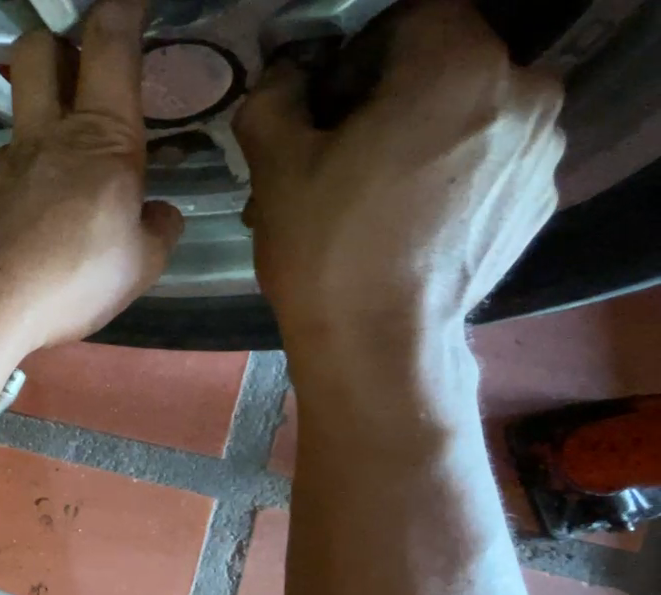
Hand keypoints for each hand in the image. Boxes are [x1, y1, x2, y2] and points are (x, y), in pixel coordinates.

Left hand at [0, 0, 181, 358]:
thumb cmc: (68, 284)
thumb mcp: (140, 265)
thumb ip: (155, 230)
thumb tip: (155, 215)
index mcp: (100, 139)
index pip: (111, 47)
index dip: (121, 11)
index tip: (126, 3)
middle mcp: (39, 142)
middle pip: (36, 57)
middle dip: (51, 44)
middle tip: (69, 68)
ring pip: (12, 137)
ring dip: (32, 153)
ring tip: (44, 212)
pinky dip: (3, 207)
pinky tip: (7, 248)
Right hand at [235, 0, 564, 361]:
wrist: (378, 339)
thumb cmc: (324, 247)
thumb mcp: (275, 170)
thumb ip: (274, 102)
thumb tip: (286, 77)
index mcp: (457, 67)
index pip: (417, 14)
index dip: (361, 53)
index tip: (325, 105)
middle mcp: (523, 89)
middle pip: (449, 65)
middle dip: (391, 99)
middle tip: (336, 160)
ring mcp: (543, 146)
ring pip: (471, 115)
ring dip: (422, 138)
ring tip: (367, 199)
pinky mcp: (540, 195)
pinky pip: (489, 162)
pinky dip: (448, 177)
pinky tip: (401, 224)